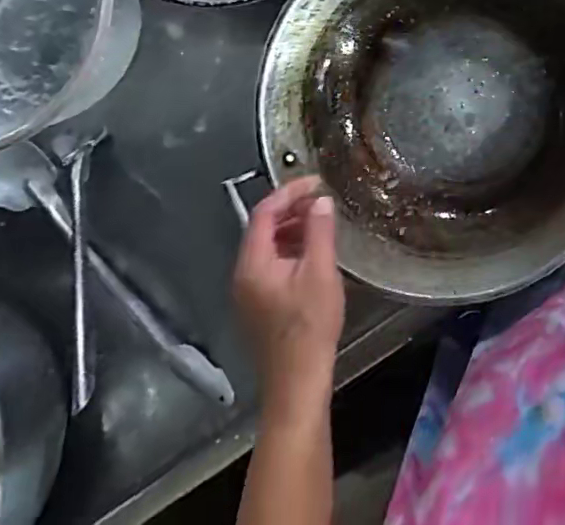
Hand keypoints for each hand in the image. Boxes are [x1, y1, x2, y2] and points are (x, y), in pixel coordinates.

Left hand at [233, 177, 344, 409]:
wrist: (298, 383)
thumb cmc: (309, 327)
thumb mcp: (320, 272)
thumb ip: (319, 231)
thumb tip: (320, 200)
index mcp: (252, 263)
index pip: (264, 212)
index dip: (289, 192)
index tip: (315, 182)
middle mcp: (243, 273)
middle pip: (263, 227)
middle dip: (291, 209)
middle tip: (321, 201)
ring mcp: (248, 291)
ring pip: (268, 246)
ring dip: (292, 229)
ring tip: (321, 222)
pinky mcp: (259, 304)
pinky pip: (271, 264)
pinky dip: (291, 250)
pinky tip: (314, 253)